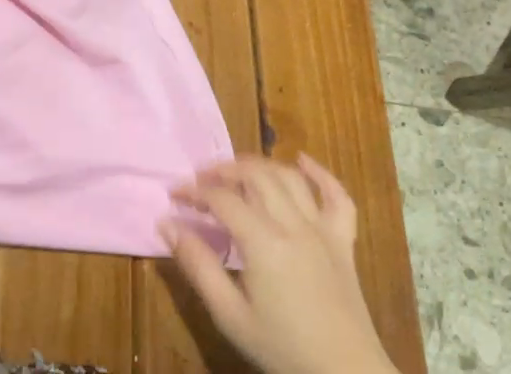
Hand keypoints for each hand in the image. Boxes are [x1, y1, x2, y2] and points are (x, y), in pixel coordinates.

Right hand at [162, 154, 397, 373]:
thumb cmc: (283, 349)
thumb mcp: (230, 315)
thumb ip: (198, 266)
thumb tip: (167, 224)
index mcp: (263, 242)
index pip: (221, 198)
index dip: (193, 191)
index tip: (173, 197)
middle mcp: (294, 225)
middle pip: (255, 176)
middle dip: (222, 170)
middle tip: (200, 180)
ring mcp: (323, 231)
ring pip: (288, 178)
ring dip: (259, 166)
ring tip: (236, 172)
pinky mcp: (343, 243)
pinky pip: (338, 198)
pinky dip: (320, 174)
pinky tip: (303, 161)